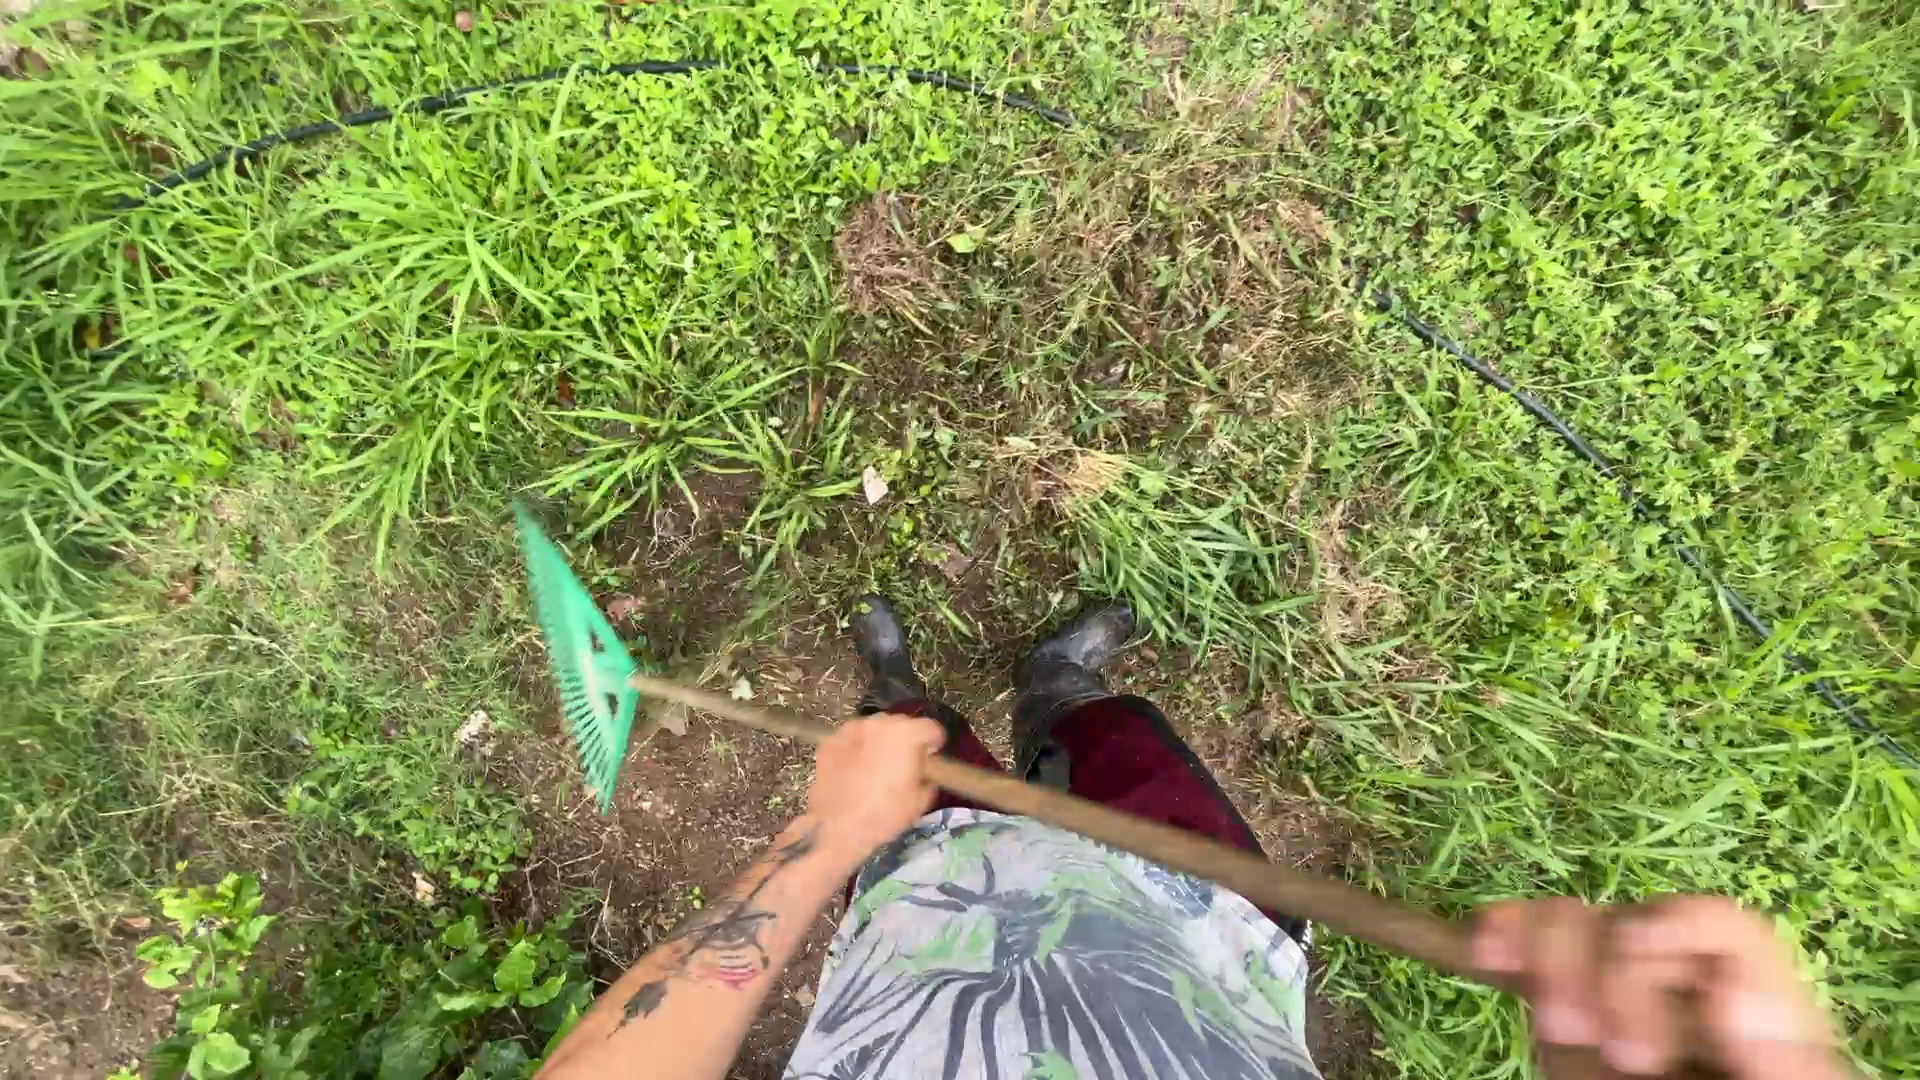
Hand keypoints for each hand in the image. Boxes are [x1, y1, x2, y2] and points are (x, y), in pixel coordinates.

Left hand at [803, 713, 943, 867]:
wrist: (838, 829)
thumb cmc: (885, 815)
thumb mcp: (919, 801)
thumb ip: (927, 778)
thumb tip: (924, 775)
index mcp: (907, 734)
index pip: (931, 727)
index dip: (934, 742)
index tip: (930, 755)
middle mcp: (880, 723)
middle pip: (900, 724)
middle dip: (905, 740)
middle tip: (902, 762)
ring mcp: (851, 729)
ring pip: (873, 728)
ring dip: (879, 741)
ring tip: (875, 764)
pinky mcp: (830, 741)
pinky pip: (850, 739)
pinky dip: (855, 749)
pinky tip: (853, 769)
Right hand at [1473, 895, 1852, 1079]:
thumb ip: (1781, 1073)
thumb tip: (1734, 998)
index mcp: (1754, 1022)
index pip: (1723, 933)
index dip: (1682, 929)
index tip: (1653, 962)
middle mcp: (1678, 995)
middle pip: (1627, 921)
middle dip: (1607, 972)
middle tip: (1619, 1054)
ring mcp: (1607, 996)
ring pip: (1567, 920)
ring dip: (1548, 956)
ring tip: (1558, 1026)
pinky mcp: (1552, 1008)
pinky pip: (1518, 941)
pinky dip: (1499, 933)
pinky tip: (1486, 953)